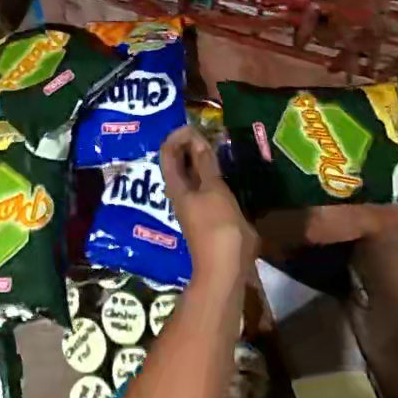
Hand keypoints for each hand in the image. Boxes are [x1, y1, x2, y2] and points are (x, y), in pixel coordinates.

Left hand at [159, 126, 256, 285]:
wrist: (226, 272)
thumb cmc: (218, 228)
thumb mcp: (214, 191)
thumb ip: (205, 166)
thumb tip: (196, 139)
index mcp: (176, 185)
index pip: (168, 152)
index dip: (178, 136)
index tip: (196, 125)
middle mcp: (180, 194)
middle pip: (179, 163)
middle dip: (190, 146)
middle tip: (211, 134)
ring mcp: (194, 207)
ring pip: (193, 176)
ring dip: (203, 161)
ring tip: (221, 149)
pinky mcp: (209, 218)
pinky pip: (206, 189)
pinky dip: (213, 176)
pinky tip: (230, 175)